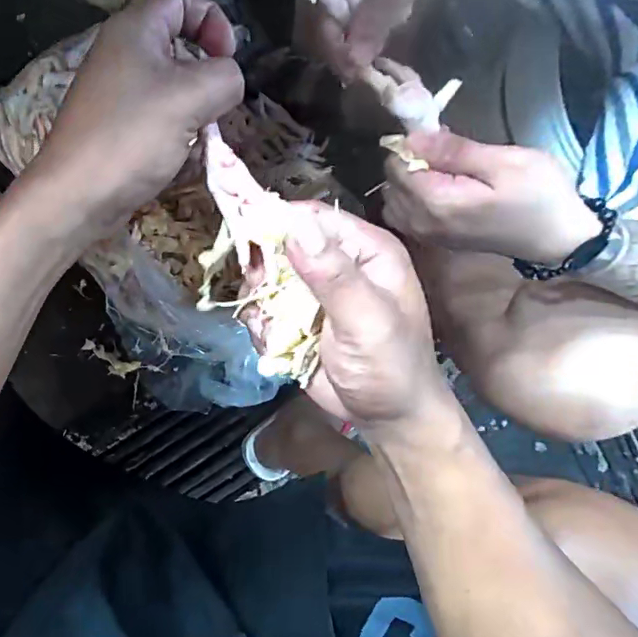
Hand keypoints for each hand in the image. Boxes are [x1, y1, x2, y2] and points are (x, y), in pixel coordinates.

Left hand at [24, 0, 243, 232]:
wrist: (78, 195)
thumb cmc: (132, 137)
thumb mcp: (192, 97)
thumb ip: (225, 76)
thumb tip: (231, 79)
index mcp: (134, 28)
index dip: (213, 20)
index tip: (228, 59)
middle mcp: (122, 51)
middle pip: (179, 40)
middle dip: (208, 69)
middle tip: (219, 102)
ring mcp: (116, 89)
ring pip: (172, 81)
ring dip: (197, 104)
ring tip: (201, 132)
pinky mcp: (116, 123)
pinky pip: (158, 111)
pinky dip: (178, 126)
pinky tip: (181, 152)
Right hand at [282, 203, 457, 441]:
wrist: (390, 419)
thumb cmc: (391, 368)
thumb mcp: (368, 321)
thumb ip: (334, 275)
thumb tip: (295, 226)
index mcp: (367, 250)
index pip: (312, 217)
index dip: (275, 222)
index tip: (246, 240)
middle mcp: (340, 263)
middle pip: (282, 243)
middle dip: (263, 269)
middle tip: (261, 294)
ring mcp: (317, 292)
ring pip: (267, 278)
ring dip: (261, 302)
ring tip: (272, 326)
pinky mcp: (299, 319)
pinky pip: (265, 309)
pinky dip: (262, 326)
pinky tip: (276, 344)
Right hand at [293, 0, 464, 80]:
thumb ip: (377, 18)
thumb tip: (353, 62)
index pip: (314, 19)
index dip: (332, 51)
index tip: (356, 75)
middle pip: (310, 27)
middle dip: (333, 54)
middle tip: (361, 75)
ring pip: (319, 28)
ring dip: (339, 50)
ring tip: (365, 66)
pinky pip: (331, 21)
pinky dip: (346, 38)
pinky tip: (366, 47)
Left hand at [382, 132, 603, 263]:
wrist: (560, 238)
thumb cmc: (539, 195)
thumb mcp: (503, 162)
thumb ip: (453, 151)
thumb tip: (413, 137)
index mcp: (437, 203)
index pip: (396, 166)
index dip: (412, 145)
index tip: (439, 136)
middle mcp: (423, 224)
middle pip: (391, 184)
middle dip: (409, 162)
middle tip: (445, 150)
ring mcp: (428, 236)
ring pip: (394, 201)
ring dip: (410, 181)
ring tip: (445, 169)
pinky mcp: (437, 240)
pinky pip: (406, 216)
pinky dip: (414, 198)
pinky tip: (443, 186)